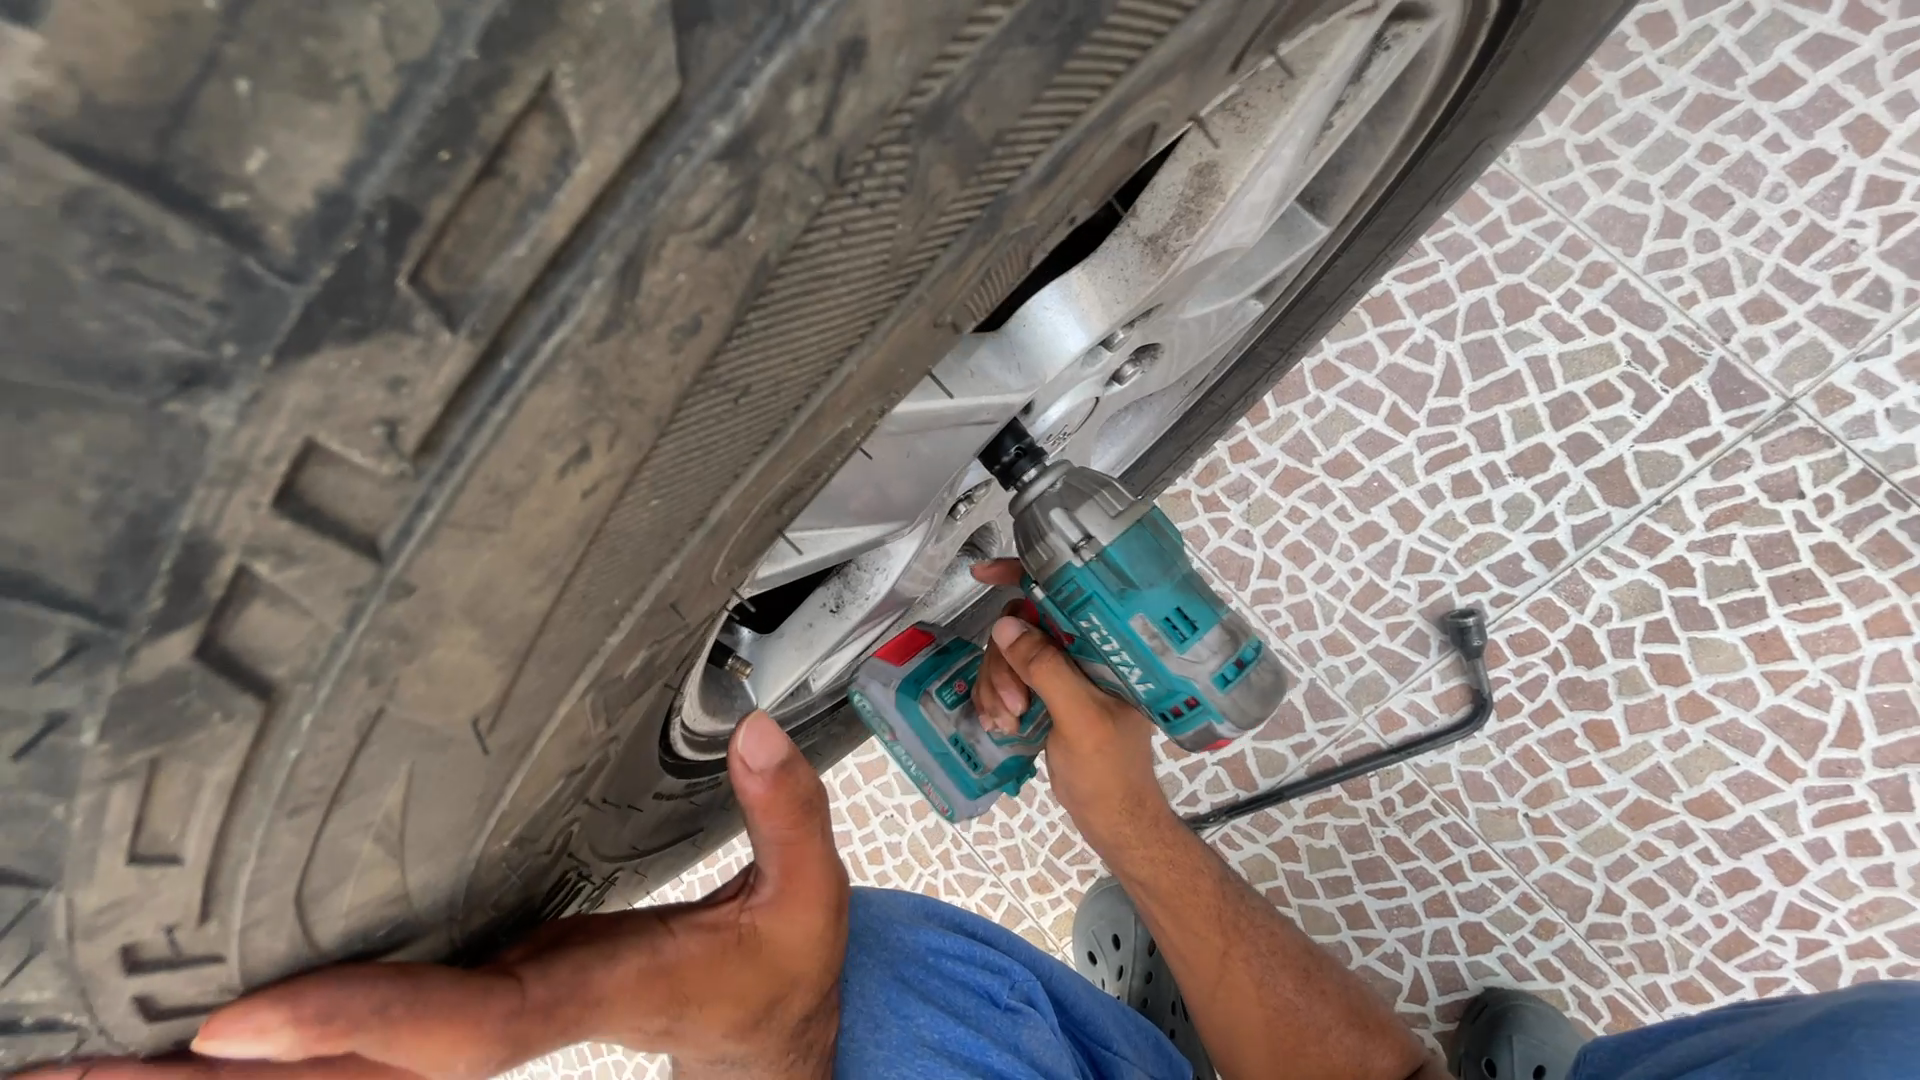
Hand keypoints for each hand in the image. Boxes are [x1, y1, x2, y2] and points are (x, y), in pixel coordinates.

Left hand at [28, 712, 847, 1079]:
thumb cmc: (784, 971)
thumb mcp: (809, 894)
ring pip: (344, 1073)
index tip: (236, 1021)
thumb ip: (786, 812)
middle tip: (44, 1076)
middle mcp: (528, 1018)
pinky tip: (211, 1029)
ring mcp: (502, 1017)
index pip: (471, 1025)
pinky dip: (282, 1044)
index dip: (363, 1024)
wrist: (769, 1046)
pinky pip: (369, 1042)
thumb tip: (757, 727)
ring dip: (211, 1078)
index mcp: (602, 995)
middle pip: (354, 1079)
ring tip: (67, 1063)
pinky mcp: (498, 1001)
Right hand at [968, 560, 1177, 857]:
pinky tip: (1001, 726)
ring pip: (1008, 655)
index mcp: (1104, 646)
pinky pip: (1004, 680)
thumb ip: (1046, 669)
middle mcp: (1082, 651)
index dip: (1024, 576)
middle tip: (1013, 705)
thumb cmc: (1110, 772)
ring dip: (996, 686)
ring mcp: (1061, 673)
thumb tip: (1006, 625)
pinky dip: (994, 699)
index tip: (984, 573)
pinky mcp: (1045, 694)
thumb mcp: (1080, 718)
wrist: (1111, 820)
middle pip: (1022, 628)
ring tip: (1007, 722)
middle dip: (1004, 663)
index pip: (1064, 595)